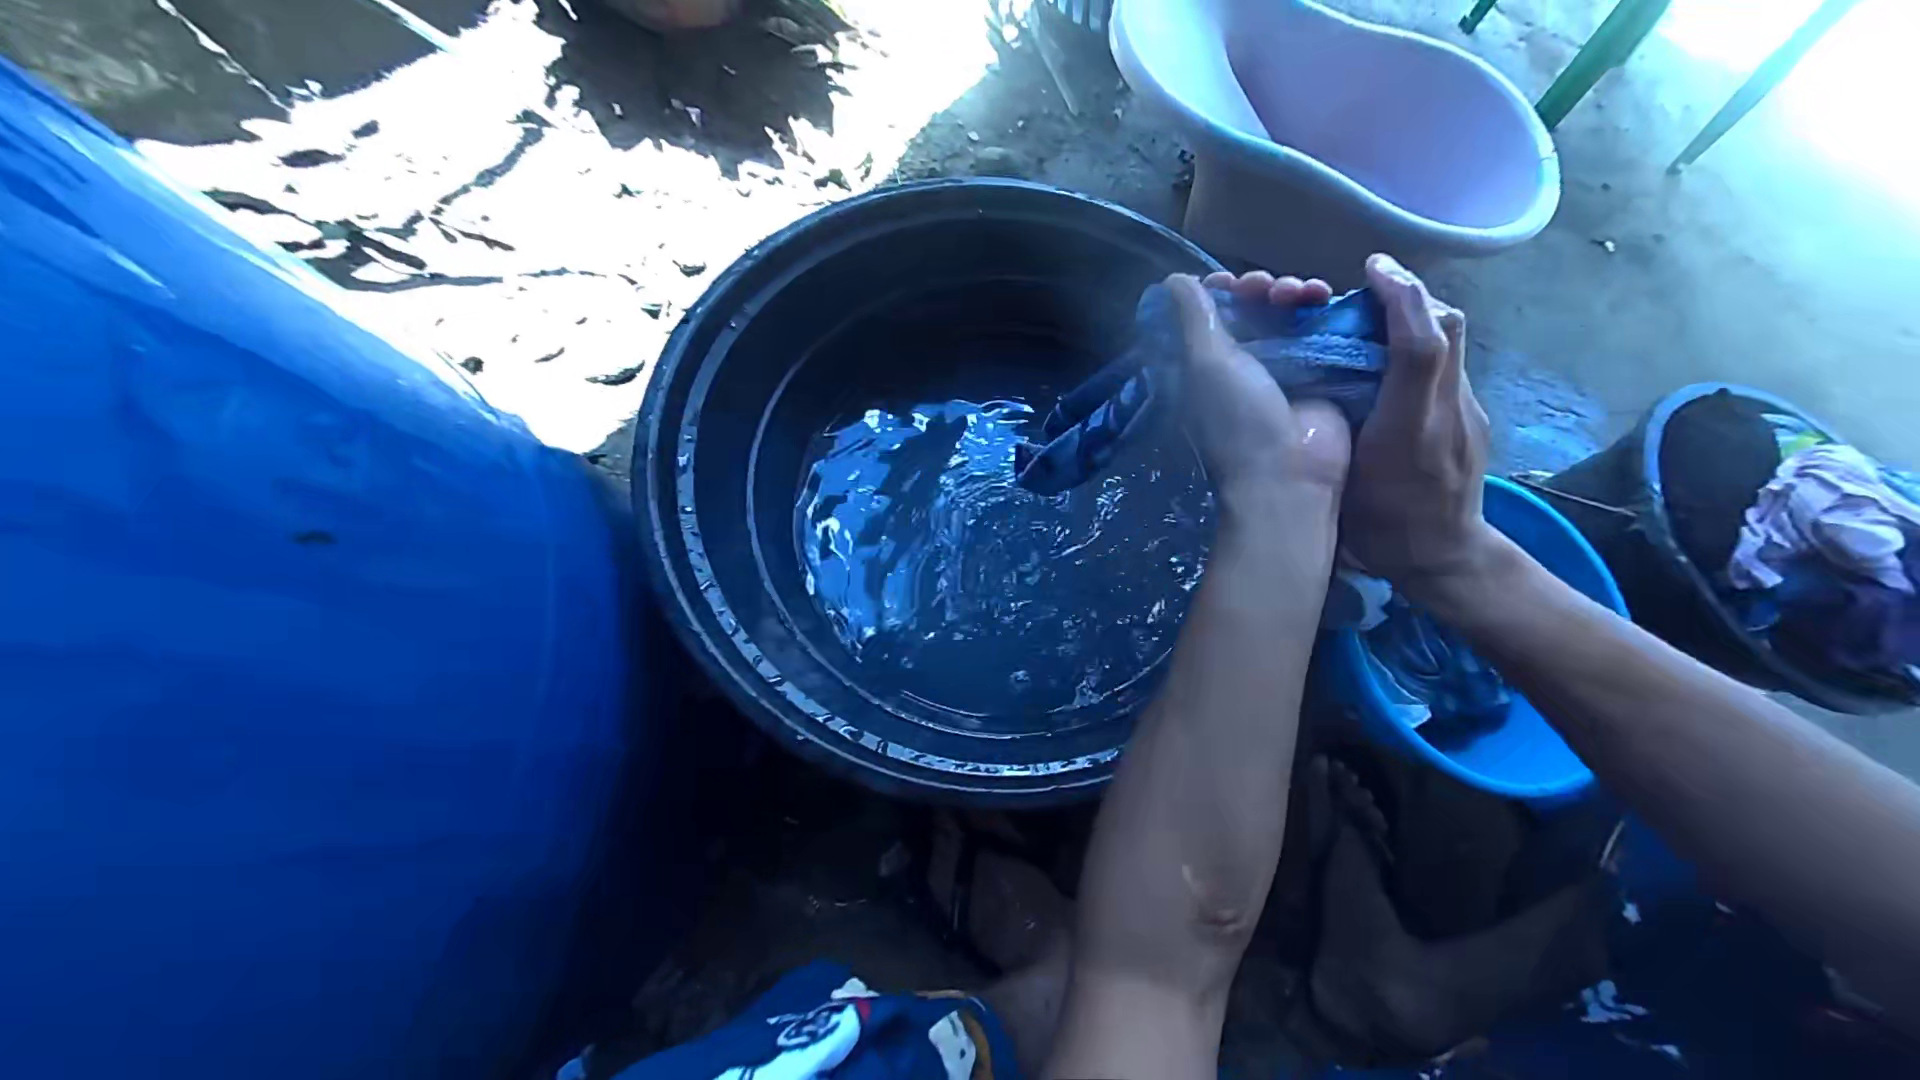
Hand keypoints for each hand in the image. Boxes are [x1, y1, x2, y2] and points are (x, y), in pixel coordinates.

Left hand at [1167, 272, 1352, 521]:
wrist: (1288, 472)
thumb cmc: (1237, 419)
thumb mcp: (1204, 363)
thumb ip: (1191, 318)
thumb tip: (1170, 280)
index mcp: (1205, 366)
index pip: (1210, 315)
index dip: (1219, 291)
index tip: (1228, 282)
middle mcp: (1240, 365)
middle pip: (1251, 309)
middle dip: (1259, 287)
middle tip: (1267, 288)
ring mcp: (1282, 368)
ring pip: (1287, 313)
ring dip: (1292, 292)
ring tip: (1301, 292)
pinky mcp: (1320, 371)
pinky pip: (1320, 326)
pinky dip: (1321, 307)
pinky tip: (1324, 295)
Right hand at [1341, 253, 1499, 599]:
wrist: (1442, 556)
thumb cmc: (1381, 524)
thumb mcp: (1344, 482)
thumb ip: (1337, 433)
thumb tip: (1317, 390)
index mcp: (1416, 422)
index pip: (1423, 341)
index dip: (1402, 296)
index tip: (1373, 267)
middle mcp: (1450, 406)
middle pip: (1447, 327)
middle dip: (1412, 295)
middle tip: (1368, 290)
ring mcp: (1465, 412)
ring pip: (1450, 345)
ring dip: (1417, 317)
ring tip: (1374, 318)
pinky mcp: (1467, 421)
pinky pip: (1446, 368)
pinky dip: (1420, 347)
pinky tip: (1387, 363)